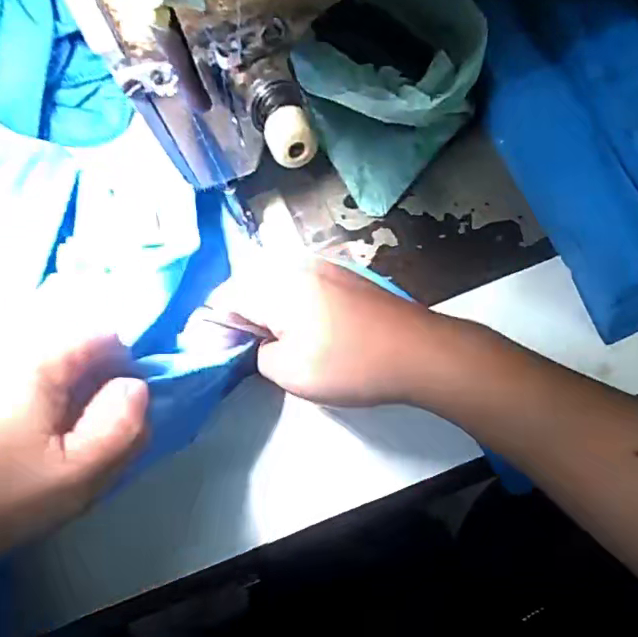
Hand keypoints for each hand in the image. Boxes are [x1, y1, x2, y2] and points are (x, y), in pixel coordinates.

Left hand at [0, 296, 148, 599]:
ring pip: (0, 330)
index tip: (101, 412)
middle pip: (49, 321)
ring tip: (0, 424)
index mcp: (28, 348)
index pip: (100, 326)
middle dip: (67, 364)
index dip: (116, 367)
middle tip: (52, 426)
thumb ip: (123, 427)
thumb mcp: (74, 482)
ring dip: (19, 364)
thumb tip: (133, 386)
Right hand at [213, 257, 478, 407]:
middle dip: (246, 317)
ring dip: (273, 312)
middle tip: (254, 352)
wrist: (420, 353)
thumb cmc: (353, 365)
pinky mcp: (348, 276)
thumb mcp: (291, 373)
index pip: (224, 298)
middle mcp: (297, 264)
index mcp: (276, 283)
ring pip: (280, 285)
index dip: (217, 328)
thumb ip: (259, 355)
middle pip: (251, 286)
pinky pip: (307, 286)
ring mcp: (326, 266)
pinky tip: (313, 333)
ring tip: (284, 345)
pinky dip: (298, 307)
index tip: (224, 353)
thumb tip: (260, 344)